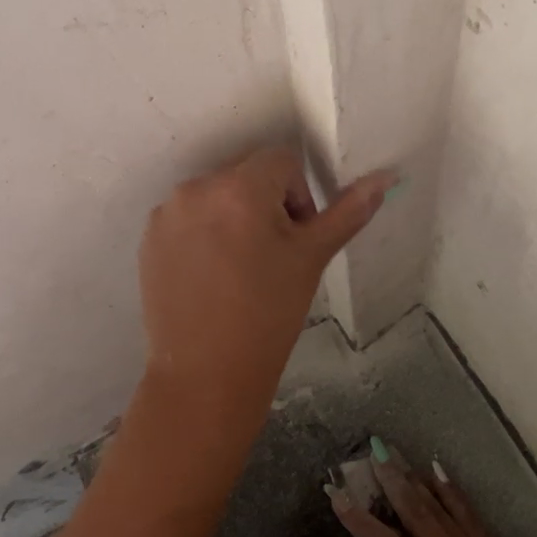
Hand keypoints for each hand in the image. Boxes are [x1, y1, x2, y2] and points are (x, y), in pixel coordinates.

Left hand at [137, 147, 393, 403]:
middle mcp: (197, 189)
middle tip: (272, 257)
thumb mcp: (312, 258)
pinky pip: (189, 218)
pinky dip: (205, 234)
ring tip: (241, 270)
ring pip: (217, 196)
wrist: (206, 375)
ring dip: (235, 217)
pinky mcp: (150, 239)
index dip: (299, 195)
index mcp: (240, 188)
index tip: (295, 240)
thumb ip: (348, 211)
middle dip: (266, 204)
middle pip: (247, 174)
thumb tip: (386, 176)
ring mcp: (168, 214)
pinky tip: (212, 278)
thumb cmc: (268, 315)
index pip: (282, 160)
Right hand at [328, 442, 536, 536]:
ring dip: (416, 478)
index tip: (336, 493)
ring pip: (441, 505)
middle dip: (392, 481)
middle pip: (415, 511)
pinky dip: (452, 490)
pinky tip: (438, 471)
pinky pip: (469, 511)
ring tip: (396, 455)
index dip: (358, 518)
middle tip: (374, 453)